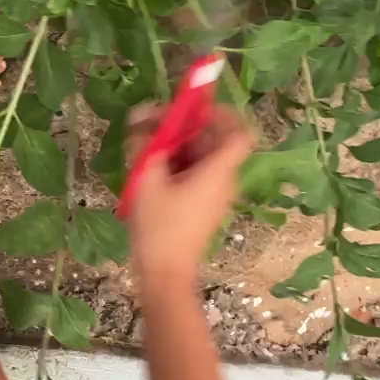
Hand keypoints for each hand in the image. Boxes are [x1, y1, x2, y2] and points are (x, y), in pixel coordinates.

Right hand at [125, 102, 253, 292]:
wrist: (164, 273)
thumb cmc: (159, 226)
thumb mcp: (146, 179)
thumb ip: (145, 143)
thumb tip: (141, 117)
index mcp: (218, 171)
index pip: (239, 133)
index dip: (222, 114)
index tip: (193, 107)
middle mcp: (222, 180)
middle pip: (212, 141)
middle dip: (182, 127)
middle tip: (149, 122)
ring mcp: (213, 195)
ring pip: (200, 157)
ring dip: (174, 146)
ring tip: (143, 147)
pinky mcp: (201, 206)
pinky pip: (193, 174)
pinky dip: (174, 164)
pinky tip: (148, 170)